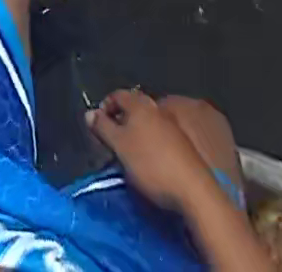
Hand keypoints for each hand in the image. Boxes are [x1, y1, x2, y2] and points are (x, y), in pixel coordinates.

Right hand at [86, 88, 218, 212]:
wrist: (191, 187)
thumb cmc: (150, 163)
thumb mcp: (120, 146)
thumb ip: (103, 128)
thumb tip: (89, 113)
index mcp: (140, 104)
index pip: (117, 95)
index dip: (104, 106)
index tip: (97, 125)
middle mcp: (156, 108)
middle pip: (133, 105)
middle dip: (119, 119)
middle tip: (110, 139)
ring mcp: (171, 123)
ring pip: (146, 120)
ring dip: (134, 130)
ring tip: (126, 151)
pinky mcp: (181, 141)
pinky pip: (158, 133)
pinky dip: (148, 140)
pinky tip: (147, 158)